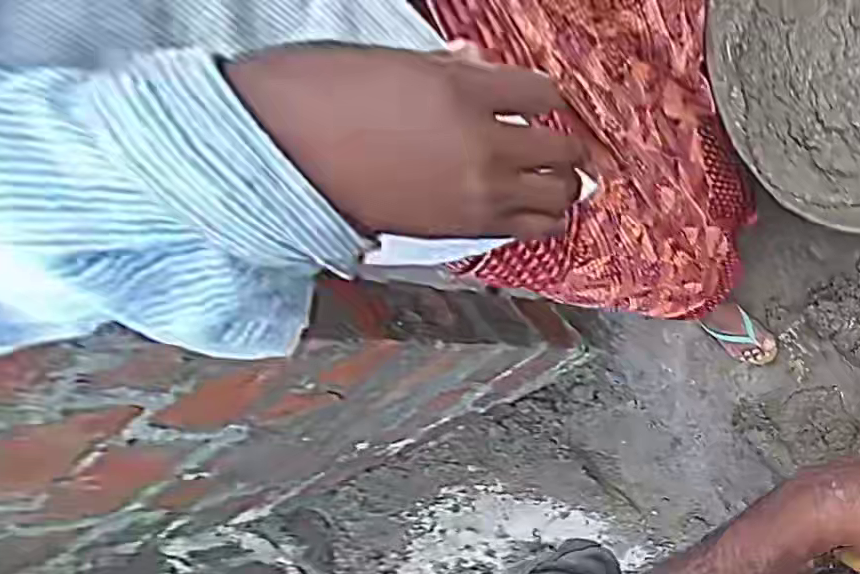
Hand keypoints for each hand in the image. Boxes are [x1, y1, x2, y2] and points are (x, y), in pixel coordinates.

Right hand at [225, 44, 589, 240]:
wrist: (289, 157)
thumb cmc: (321, 96)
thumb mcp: (389, 61)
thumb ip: (450, 69)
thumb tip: (484, 66)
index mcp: (462, 91)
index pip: (542, 94)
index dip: (549, 97)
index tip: (546, 102)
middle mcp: (487, 145)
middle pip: (564, 150)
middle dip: (570, 145)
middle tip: (567, 146)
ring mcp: (490, 191)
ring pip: (563, 194)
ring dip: (567, 183)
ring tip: (560, 178)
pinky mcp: (483, 226)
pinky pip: (542, 227)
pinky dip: (551, 216)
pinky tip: (543, 207)